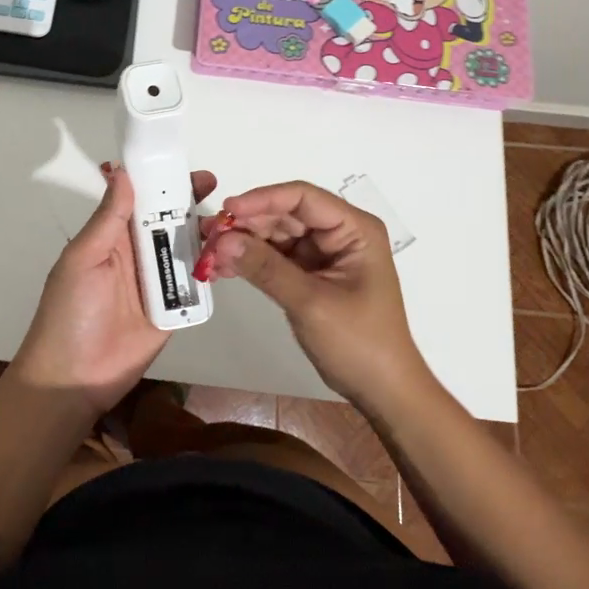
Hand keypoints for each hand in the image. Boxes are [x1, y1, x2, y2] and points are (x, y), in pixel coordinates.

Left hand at [12, 163, 217, 414]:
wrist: (74, 377)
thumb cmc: (70, 312)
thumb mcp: (83, 258)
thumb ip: (108, 219)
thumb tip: (121, 171)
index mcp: (111, 238)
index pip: (140, 202)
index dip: (162, 183)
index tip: (188, 168)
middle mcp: (136, 255)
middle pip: (168, 223)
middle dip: (191, 205)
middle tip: (219, 192)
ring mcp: (157, 284)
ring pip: (186, 250)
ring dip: (206, 235)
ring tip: (230, 222)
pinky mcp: (174, 312)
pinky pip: (196, 286)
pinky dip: (213, 270)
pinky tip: (232, 255)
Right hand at [205, 181, 427, 404]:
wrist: (382, 390)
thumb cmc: (359, 342)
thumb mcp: (311, 303)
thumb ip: (266, 268)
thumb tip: (222, 240)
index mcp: (354, 230)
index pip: (302, 198)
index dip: (262, 199)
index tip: (226, 212)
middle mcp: (339, 234)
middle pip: (284, 214)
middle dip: (245, 224)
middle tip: (207, 236)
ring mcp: (323, 255)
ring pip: (274, 234)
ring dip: (242, 242)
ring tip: (207, 254)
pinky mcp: (309, 274)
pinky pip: (273, 257)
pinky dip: (249, 261)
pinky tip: (222, 269)